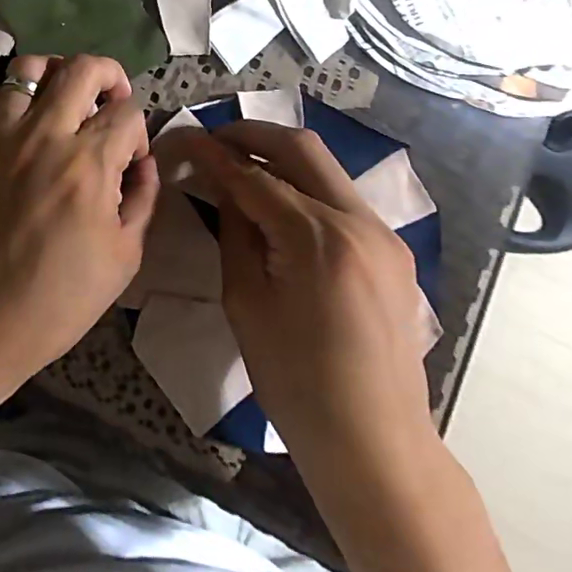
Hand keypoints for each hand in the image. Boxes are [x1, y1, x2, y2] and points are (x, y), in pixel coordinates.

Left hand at [0, 54, 159, 387]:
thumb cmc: (60, 296)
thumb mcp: (125, 255)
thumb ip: (141, 196)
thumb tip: (141, 158)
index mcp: (88, 166)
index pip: (127, 112)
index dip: (139, 127)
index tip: (131, 154)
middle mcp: (44, 136)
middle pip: (83, 69)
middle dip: (109, 76)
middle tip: (111, 102)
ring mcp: (2, 134)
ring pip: (31, 67)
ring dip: (58, 73)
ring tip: (67, 99)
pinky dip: (16, 91)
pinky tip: (29, 117)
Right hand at [158, 121, 434, 466]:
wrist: (372, 437)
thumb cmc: (292, 374)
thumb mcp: (244, 297)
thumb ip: (234, 230)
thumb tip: (221, 186)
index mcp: (318, 238)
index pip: (253, 175)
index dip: (211, 153)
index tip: (180, 137)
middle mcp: (360, 224)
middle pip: (302, 149)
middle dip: (251, 134)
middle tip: (211, 139)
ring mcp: (384, 236)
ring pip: (325, 169)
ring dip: (278, 156)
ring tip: (235, 164)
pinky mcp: (392, 253)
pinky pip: (340, 198)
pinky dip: (302, 185)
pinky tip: (274, 202)